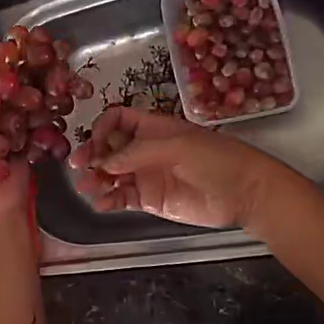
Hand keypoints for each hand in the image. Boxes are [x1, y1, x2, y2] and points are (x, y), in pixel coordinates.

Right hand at [68, 106, 283, 228]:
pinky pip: (121, 198)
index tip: (95, 143)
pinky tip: (102, 203)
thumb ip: (138, 152)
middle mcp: (145, 149)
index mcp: (153, 127)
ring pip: (110, 174)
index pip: (118, 119)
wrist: (243, 192)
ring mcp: (146, 174)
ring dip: (95, 179)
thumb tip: (104, 162)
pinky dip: (108, 200)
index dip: (103, 128)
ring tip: (88, 187)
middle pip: (108, 147)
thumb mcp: (177, 146)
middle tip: (80, 166)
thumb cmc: (216, 158)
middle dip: (92, 154)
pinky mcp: (149, 200)